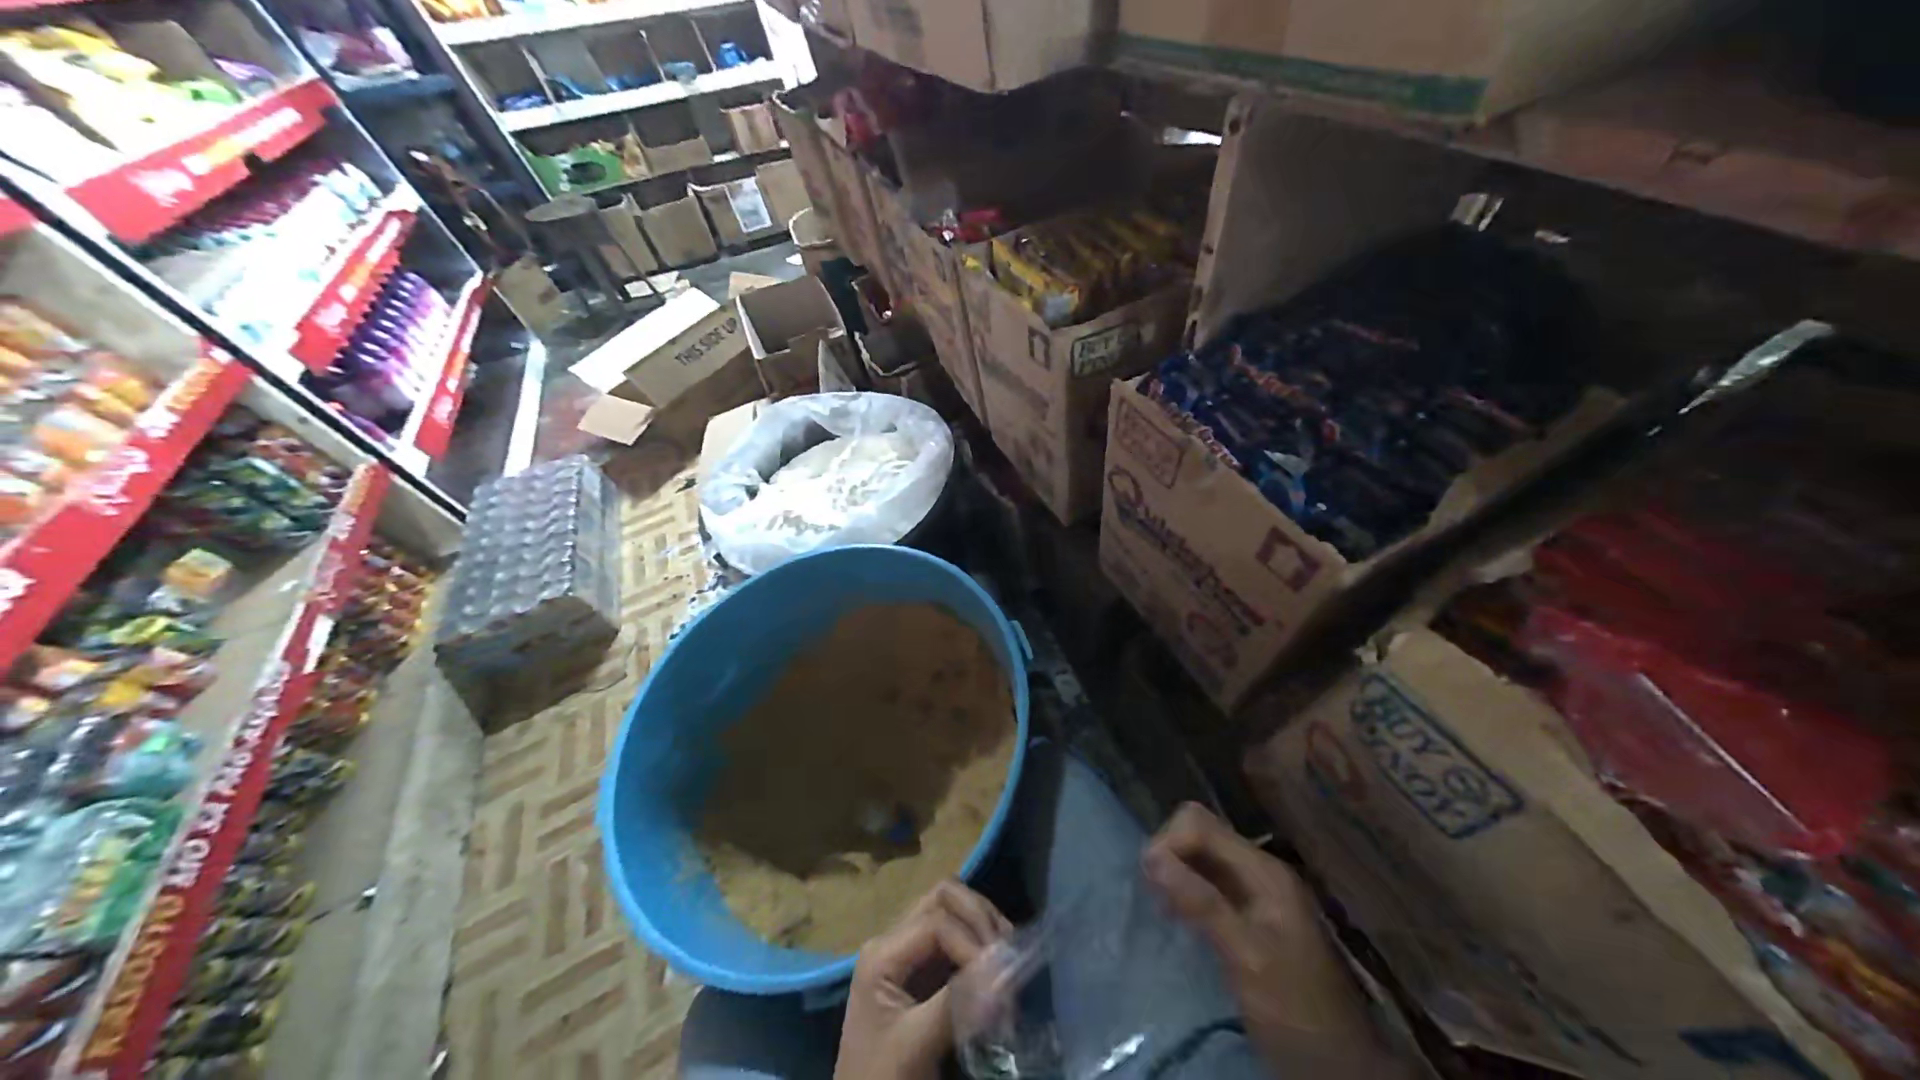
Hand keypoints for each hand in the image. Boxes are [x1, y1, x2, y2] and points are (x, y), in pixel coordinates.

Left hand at [835, 881, 1011, 1079]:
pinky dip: (981, 945)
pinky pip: (957, 938)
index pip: (937, 921)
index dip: (973, 943)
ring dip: (984, 927)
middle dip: (981, 918)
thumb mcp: (915, 1044)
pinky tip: (999, 968)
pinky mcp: (925, 972)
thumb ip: (958, 1003)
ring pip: (953, 910)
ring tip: (1008, 960)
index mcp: (882, 953)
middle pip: (944, 898)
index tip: (1000, 981)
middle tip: (1008, 955)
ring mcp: (910, 953)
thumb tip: (1004, 970)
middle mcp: (894, 940)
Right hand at [1142, 804, 1399, 1076]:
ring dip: (1175, 874)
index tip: (1150, 881)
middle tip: (1156, 898)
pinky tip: (1180, 920)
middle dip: (1170, 856)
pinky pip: (1208, 884)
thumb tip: (1150, 856)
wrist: (1341, 1067)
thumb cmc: (1295, 1010)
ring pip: (1201, 858)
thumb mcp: (1246, 956)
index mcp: (1263, 871)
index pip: (1199, 823)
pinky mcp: (1249, 916)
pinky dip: (1186, 892)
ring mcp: (1256, 893)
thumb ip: (1201, 903)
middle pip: (1200, 834)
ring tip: (1164, 909)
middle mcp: (1259, 871)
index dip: (1168, 842)